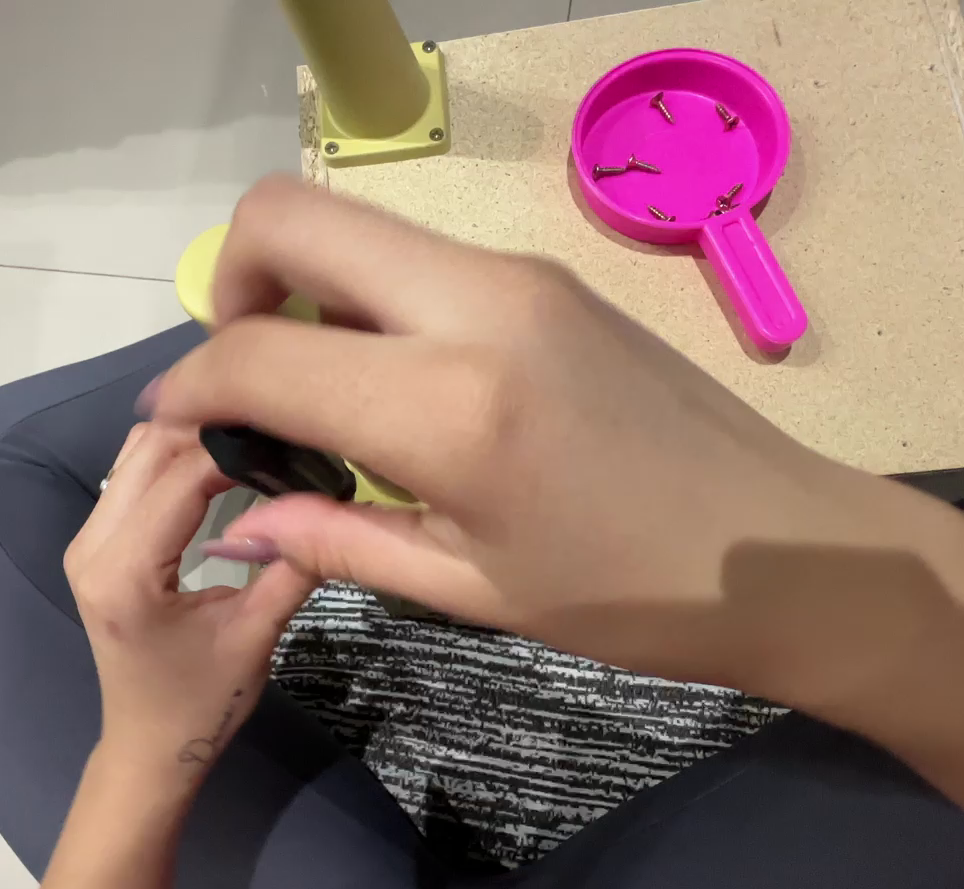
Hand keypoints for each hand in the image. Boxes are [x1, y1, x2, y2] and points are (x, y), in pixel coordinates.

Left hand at [64, 423, 317, 787]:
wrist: (150, 745)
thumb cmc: (204, 701)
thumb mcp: (257, 634)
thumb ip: (292, 567)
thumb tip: (328, 505)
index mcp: (127, 572)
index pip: (182, 478)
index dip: (237, 449)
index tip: (292, 439)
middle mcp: (92, 546)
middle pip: (149, 451)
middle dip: (211, 432)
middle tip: (276, 434)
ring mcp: (85, 543)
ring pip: (135, 455)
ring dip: (190, 440)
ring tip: (253, 444)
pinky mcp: (94, 546)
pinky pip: (131, 477)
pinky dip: (173, 460)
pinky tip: (219, 466)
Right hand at [153, 175, 963, 700]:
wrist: (787, 550)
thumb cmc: (629, 597)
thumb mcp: (468, 587)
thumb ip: (337, 538)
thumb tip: (241, 520)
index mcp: (448, 406)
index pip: (259, 353)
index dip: (191, 385)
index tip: (176, 422)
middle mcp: (473, 303)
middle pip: (289, 216)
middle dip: (230, 287)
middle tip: (247, 378)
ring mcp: (516, 273)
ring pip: (353, 226)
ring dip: (301, 291)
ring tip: (318, 392)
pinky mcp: (546, 274)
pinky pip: (414, 258)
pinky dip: (366, 302)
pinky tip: (392, 384)